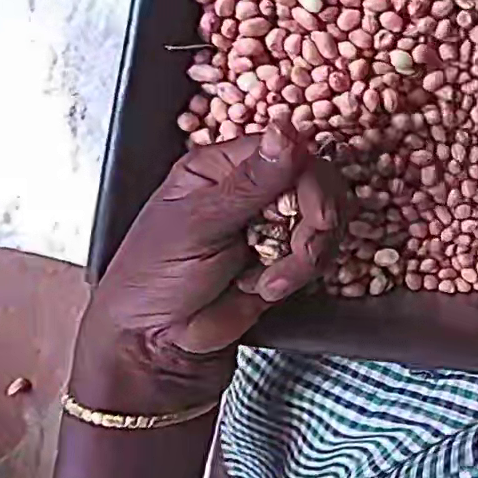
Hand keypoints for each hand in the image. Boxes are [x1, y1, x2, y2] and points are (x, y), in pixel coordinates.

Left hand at [70, 123, 343, 415]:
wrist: (155, 346)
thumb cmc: (153, 278)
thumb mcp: (198, 224)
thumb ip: (251, 181)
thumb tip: (287, 131)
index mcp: (222, 167)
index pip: (288, 151)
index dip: (310, 179)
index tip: (316, 214)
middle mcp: (253, 188)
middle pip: (316, 182)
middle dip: (316, 221)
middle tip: (302, 250)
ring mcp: (272, 222)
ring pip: (324, 219)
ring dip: (308, 253)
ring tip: (271, 281)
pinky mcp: (286, 255)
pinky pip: (320, 251)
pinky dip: (302, 272)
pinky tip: (267, 288)